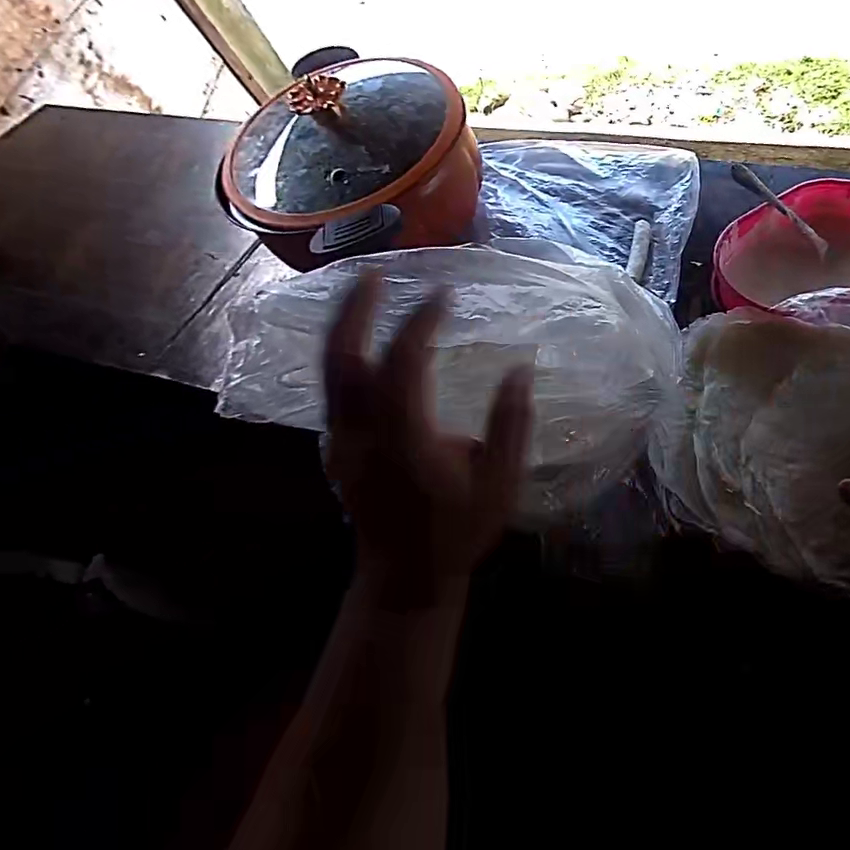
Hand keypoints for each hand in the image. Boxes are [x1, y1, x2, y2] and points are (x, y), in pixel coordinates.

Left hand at [323, 271, 532, 607]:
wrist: (403, 578)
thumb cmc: (456, 533)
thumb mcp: (499, 485)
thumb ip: (511, 425)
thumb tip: (520, 368)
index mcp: (405, 442)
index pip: (404, 365)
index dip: (421, 322)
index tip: (443, 295)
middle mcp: (361, 436)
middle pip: (343, 358)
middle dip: (356, 308)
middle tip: (376, 271)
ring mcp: (339, 442)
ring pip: (329, 370)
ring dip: (345, 325)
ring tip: (366, 291)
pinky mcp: (333, 447)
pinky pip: (333, 388)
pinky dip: (345, 352)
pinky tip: (365, 337)